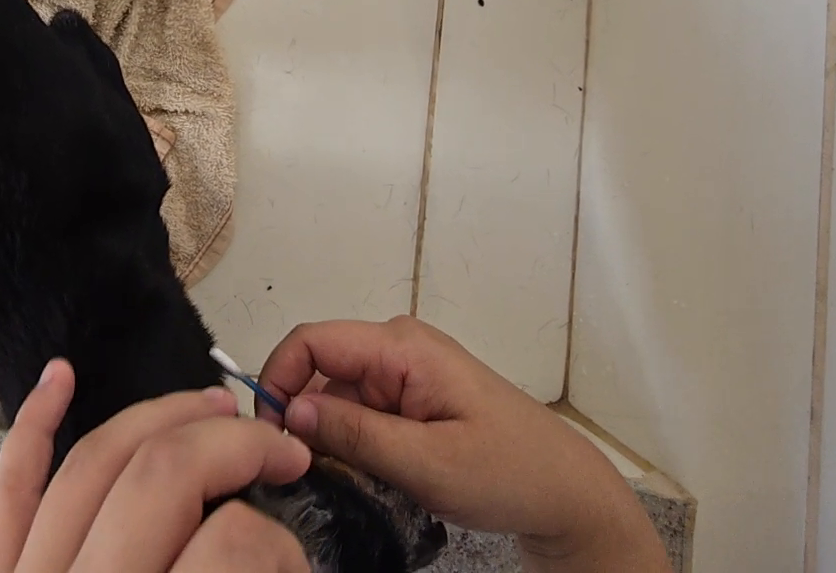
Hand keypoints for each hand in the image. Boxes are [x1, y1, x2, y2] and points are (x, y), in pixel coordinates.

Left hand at [0, 358, 313, 572]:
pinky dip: (32, 423)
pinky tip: (61, 375)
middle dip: (234, 448)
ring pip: (93, 463)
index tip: (300, 559)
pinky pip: (10, 488)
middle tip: (278, 453)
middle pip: (160, 482)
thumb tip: (288, 563)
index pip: (228, 554)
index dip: (278, 547)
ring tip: (214, 405)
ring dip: (162, 417)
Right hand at [257, 317, 668, 571]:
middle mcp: (396, 347)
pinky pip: (360, 409)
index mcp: (400, 346)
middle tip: (295, 469)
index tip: (267, 433)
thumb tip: (289, 410)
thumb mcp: (428, 463)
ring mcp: (404, 371)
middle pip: (321, 367)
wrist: (568, 494)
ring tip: (329, 478)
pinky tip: (355, 472)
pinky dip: (348, 439)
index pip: (313, 341)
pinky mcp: (410, 397)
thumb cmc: (506, 472)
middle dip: (299, 412)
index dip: (279, 378)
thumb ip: (355, 434)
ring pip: (337, 392)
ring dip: (325, 431)